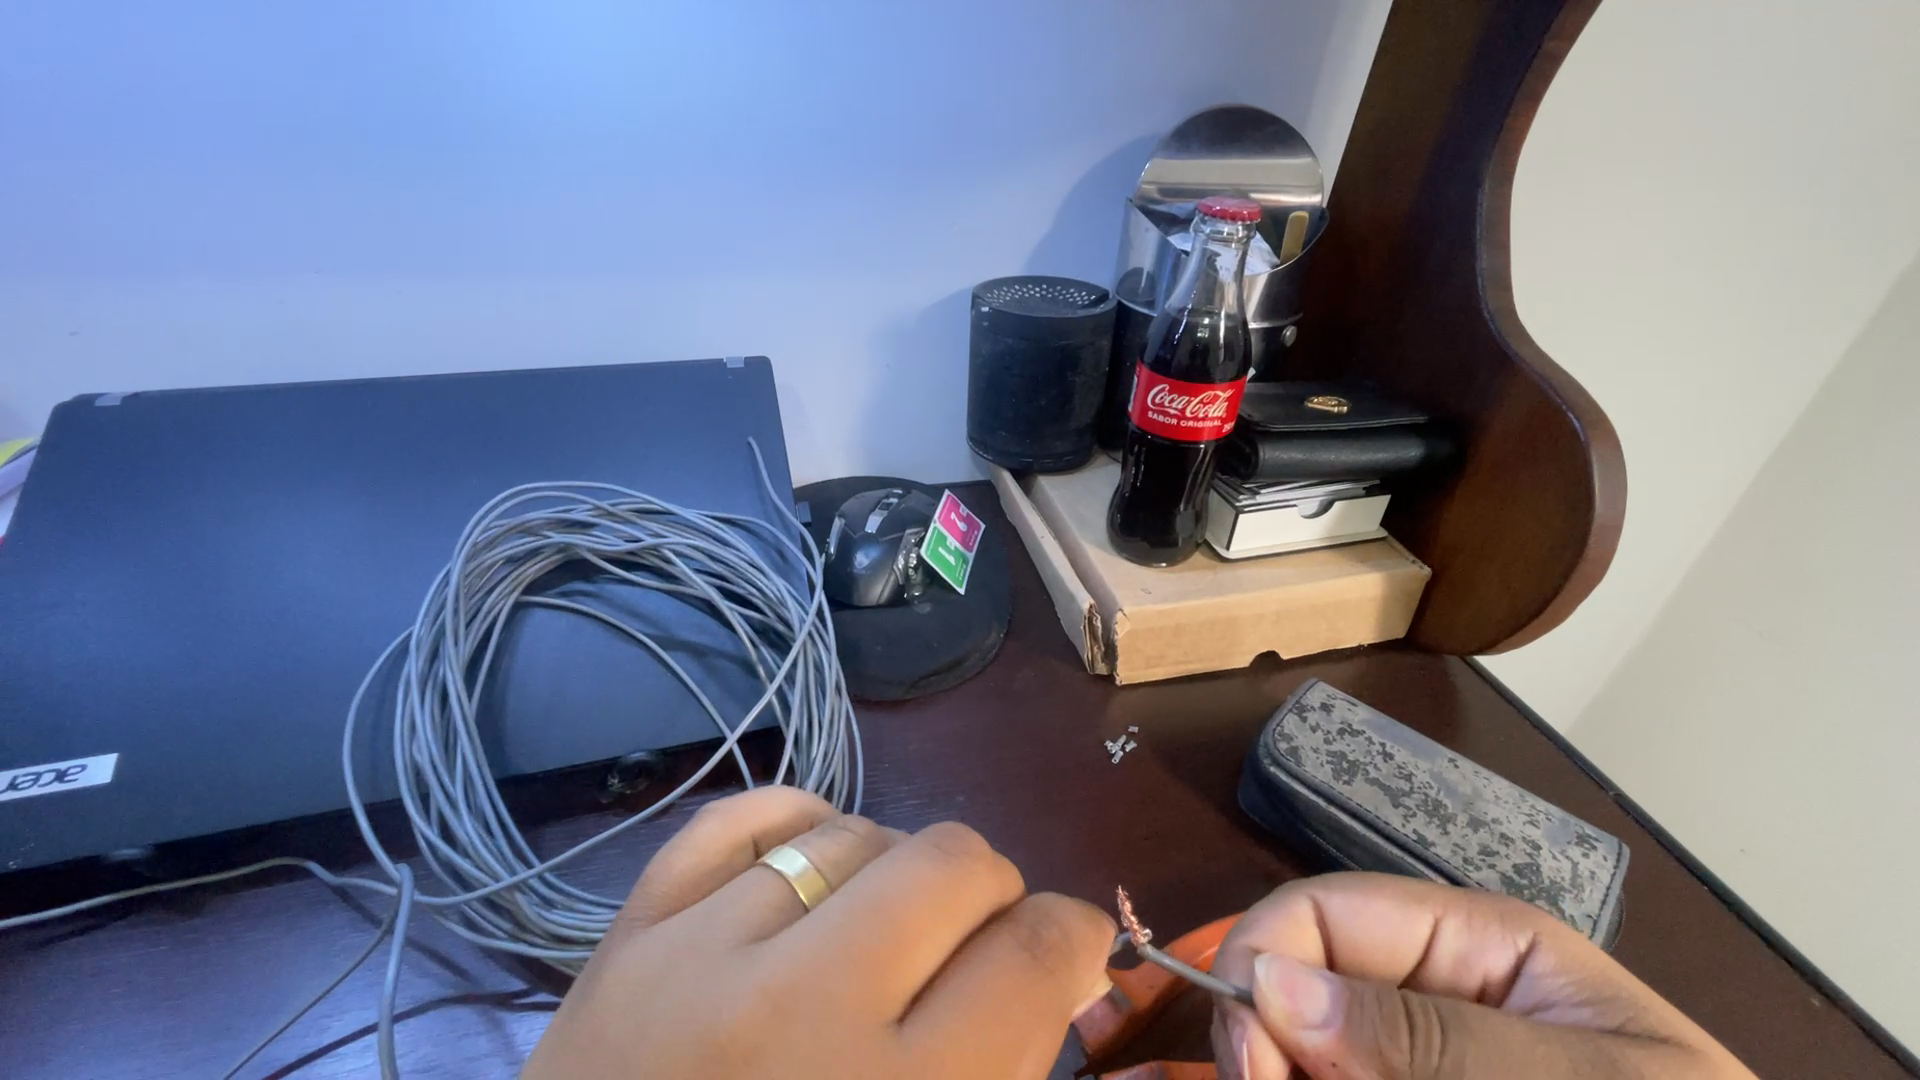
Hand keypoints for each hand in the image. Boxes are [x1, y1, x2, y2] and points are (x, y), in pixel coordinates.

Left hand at [522, 788, 1115, 1079]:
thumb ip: (1005, 1068)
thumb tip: (1064, 950)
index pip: (1029, 956)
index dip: (1071, 934)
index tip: (1067, 941)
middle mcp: (799, 1017)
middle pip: (951, 862)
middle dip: (990, 890)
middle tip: (973, 940)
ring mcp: (698, 960)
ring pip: (855, 833)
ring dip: (893, 869)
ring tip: (879, 924)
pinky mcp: (624, 938)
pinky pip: (739, 818)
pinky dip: (794, 822)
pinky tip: (813, 860)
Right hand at [1210, 873, 1757, 1079]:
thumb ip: (1430, 1039)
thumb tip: (1270, 981)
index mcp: (1474, 940)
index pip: (1325, 910)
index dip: (1263, 958)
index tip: (1246, 1055)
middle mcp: (1429, 983)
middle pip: (1301, 979)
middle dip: (1266, 1038)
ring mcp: (1412, 1049)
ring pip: (1304, 1044)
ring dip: (1284, 1075)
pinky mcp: (1400, 1079)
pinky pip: (1331, 1075)